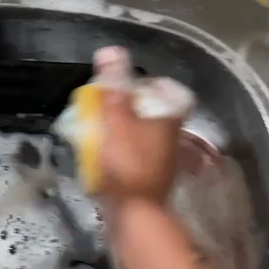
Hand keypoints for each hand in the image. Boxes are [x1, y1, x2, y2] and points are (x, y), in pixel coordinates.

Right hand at [95, 85, 181, 207]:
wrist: (133, 217)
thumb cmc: (127, 163)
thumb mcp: (116, 119)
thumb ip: (113, 87)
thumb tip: (111, 50)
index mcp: (168, 120)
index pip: (172, 92)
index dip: (151, 83)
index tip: (126, 84)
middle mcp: (169, 138)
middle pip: (153, 111)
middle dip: (128, 105)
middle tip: (103, 103)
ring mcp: (160, 160)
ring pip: (142, 132)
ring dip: (120, 126)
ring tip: (96, 126)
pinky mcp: (146, 178)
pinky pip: (134, 153)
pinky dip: (118, 148)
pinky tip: (99, 152)